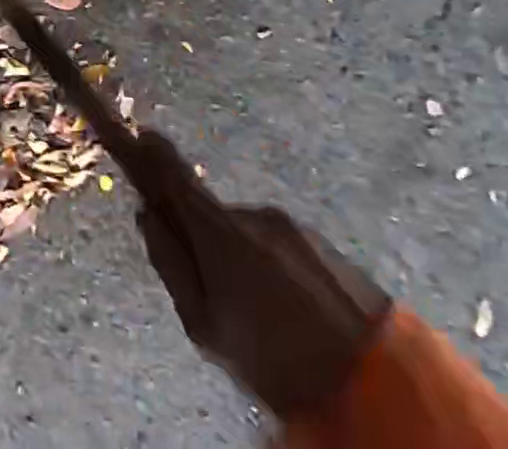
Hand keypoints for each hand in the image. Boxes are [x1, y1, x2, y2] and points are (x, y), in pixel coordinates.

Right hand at [131, 131, 391, 418]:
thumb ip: (170, 264)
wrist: (378, 383)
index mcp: (219, 233)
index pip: (168, 173)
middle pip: (203, 210)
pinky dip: (264, 265)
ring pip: (239, 231)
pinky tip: (282, 310)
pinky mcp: (316, 239)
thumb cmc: (275, 361)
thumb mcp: (205, 326)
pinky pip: (271, 242)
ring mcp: (288, 224)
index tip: (129, 124)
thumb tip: (147, 215)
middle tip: (208, 291)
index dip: (143, 147)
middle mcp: (252, 214)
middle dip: (196, 237)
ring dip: (234, 257)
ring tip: (256, 315)